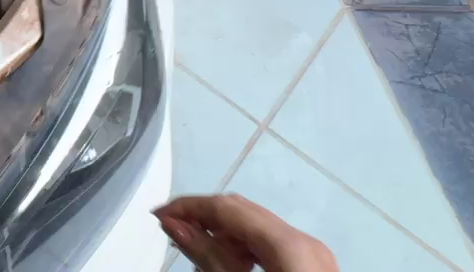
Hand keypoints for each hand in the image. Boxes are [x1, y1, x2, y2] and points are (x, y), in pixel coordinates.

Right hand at [155, 196, 338, 271]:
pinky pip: (270, 245)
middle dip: (203, 219)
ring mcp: (313, 255)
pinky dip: (244, 249)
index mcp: (289, 243)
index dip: (187, 207)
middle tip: (173, 233)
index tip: (157, 216)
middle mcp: (304, 241)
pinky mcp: (315, 268)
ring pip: (255, 228)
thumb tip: (172, 224)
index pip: (225, 207)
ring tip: (199, 253)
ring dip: (222, 236)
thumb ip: (207, 256)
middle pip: (241, 212)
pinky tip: (230, 265)